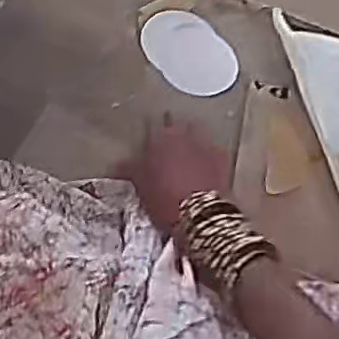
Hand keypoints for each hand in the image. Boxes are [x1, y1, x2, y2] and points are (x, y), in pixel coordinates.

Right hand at [118, 116, 229, 233]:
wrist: (200, 215)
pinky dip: (210, 152)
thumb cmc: (164, 199)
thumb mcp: (141, 185)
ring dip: (191, 135)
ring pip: (197, 130)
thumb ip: (130, 169)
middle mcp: (182, 135)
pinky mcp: (221, 157)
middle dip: (171, 128)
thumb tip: (117, 163)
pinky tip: (207, 161)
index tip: (147, 132)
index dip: (148, 127)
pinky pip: (214, 148)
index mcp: (159, 139)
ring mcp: (204, 144)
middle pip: (175, 123)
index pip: (151, 123)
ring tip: (187, 146)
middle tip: (166, 139)